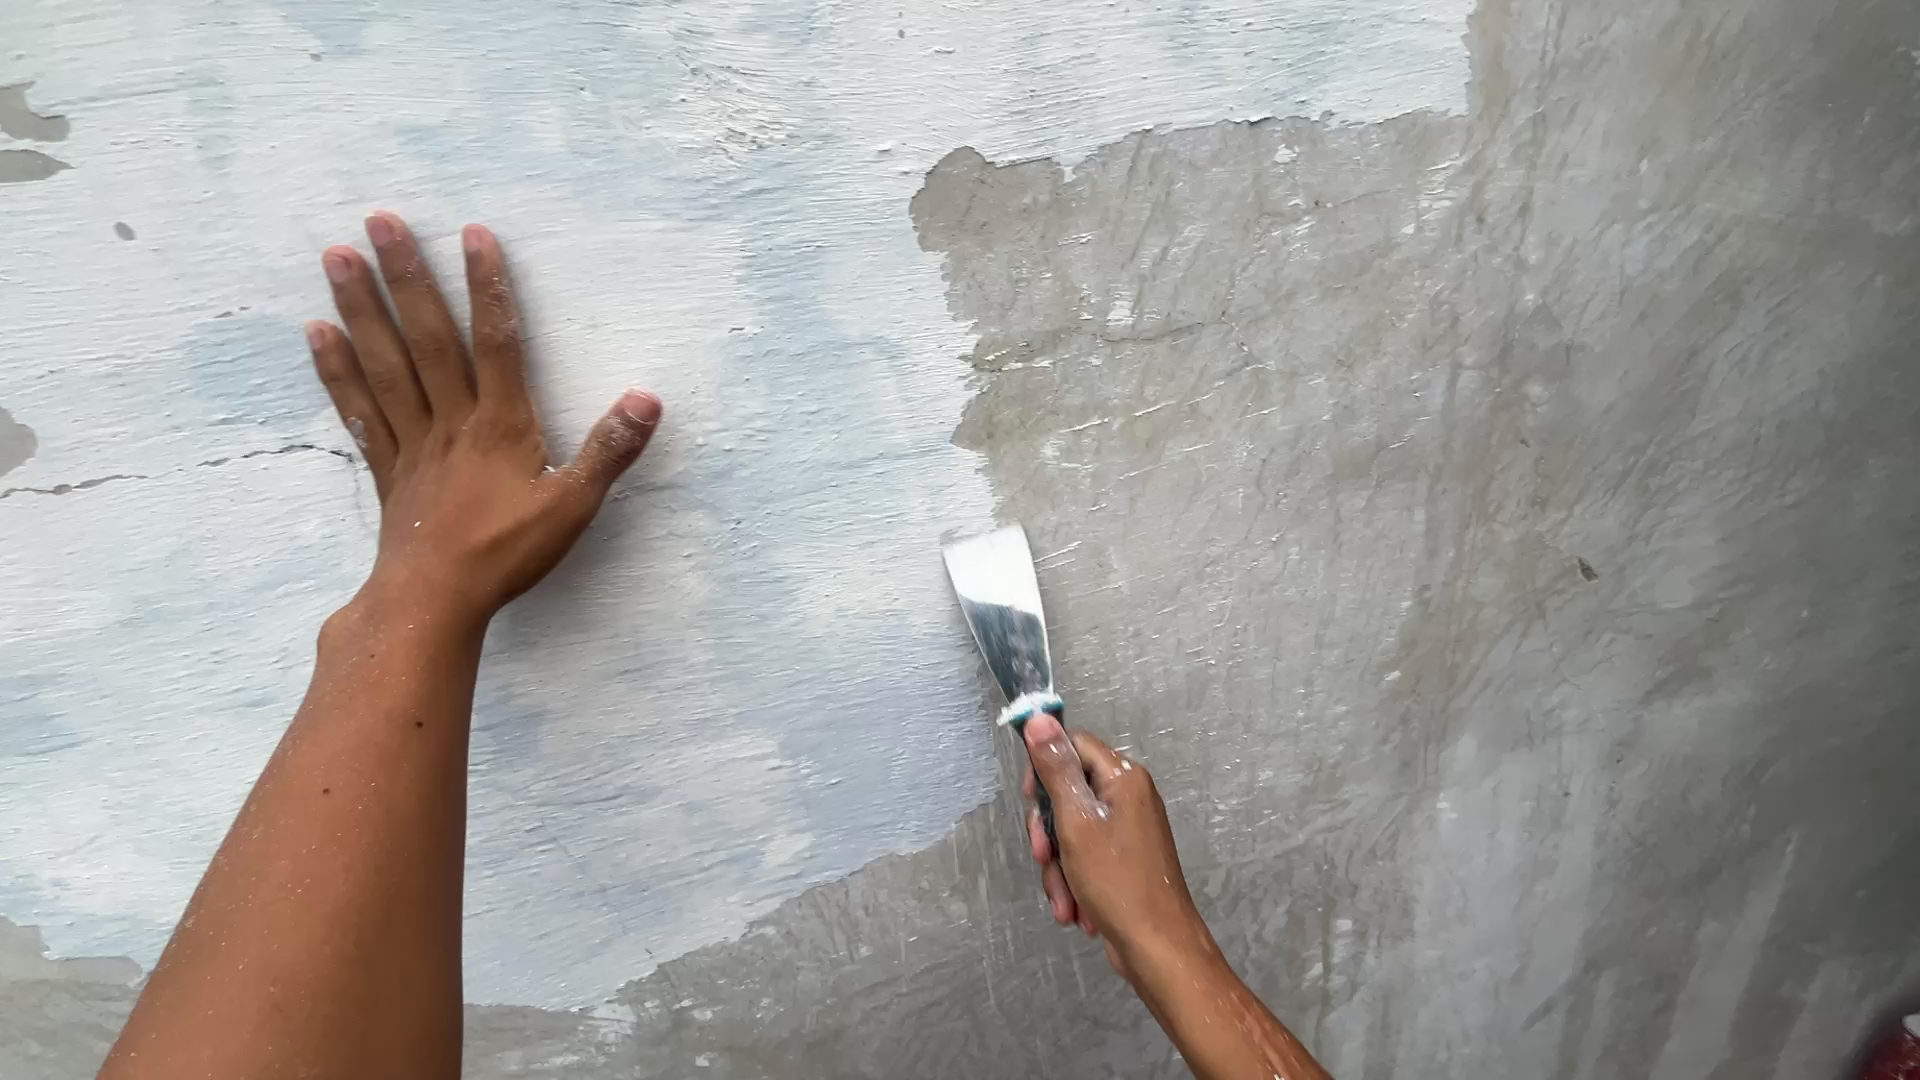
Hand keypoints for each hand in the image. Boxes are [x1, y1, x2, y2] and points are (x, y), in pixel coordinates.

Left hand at [307, 212, 661, 626]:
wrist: (434, 598)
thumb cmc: (509, 550)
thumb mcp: (576, 503)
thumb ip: (610, 450)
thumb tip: (646, 399)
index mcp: (500, 425)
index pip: (497, 344)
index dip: (490, 289)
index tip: (475, 234)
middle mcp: (451, 420)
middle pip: (428, 339)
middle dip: (409, 278)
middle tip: (382, 219)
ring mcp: (412, 441)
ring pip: (385, 364)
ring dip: (362, 309)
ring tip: (337, 255)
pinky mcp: (389, 467)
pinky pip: (361, 410)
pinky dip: (338, 371)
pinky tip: (318, 335)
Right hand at [1021, 714, 1216, 981]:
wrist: (1159, 950)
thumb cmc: (1117, 882)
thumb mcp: (1076, 821)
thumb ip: (1056, 768)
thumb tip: (1038, 717)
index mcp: (1123, 777)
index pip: (1073, 745)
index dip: (1045, 768)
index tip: (1030, 800)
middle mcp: (1129, 795)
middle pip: (1069, 790)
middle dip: (1049, 830)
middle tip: (1042, 856)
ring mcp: (1128, 827)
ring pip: (1072, 828)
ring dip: (1059, 864)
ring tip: (1063, 900)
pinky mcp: (1125, 857)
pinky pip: (1086, 853)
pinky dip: (1074, 879)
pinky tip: (1074, 909)